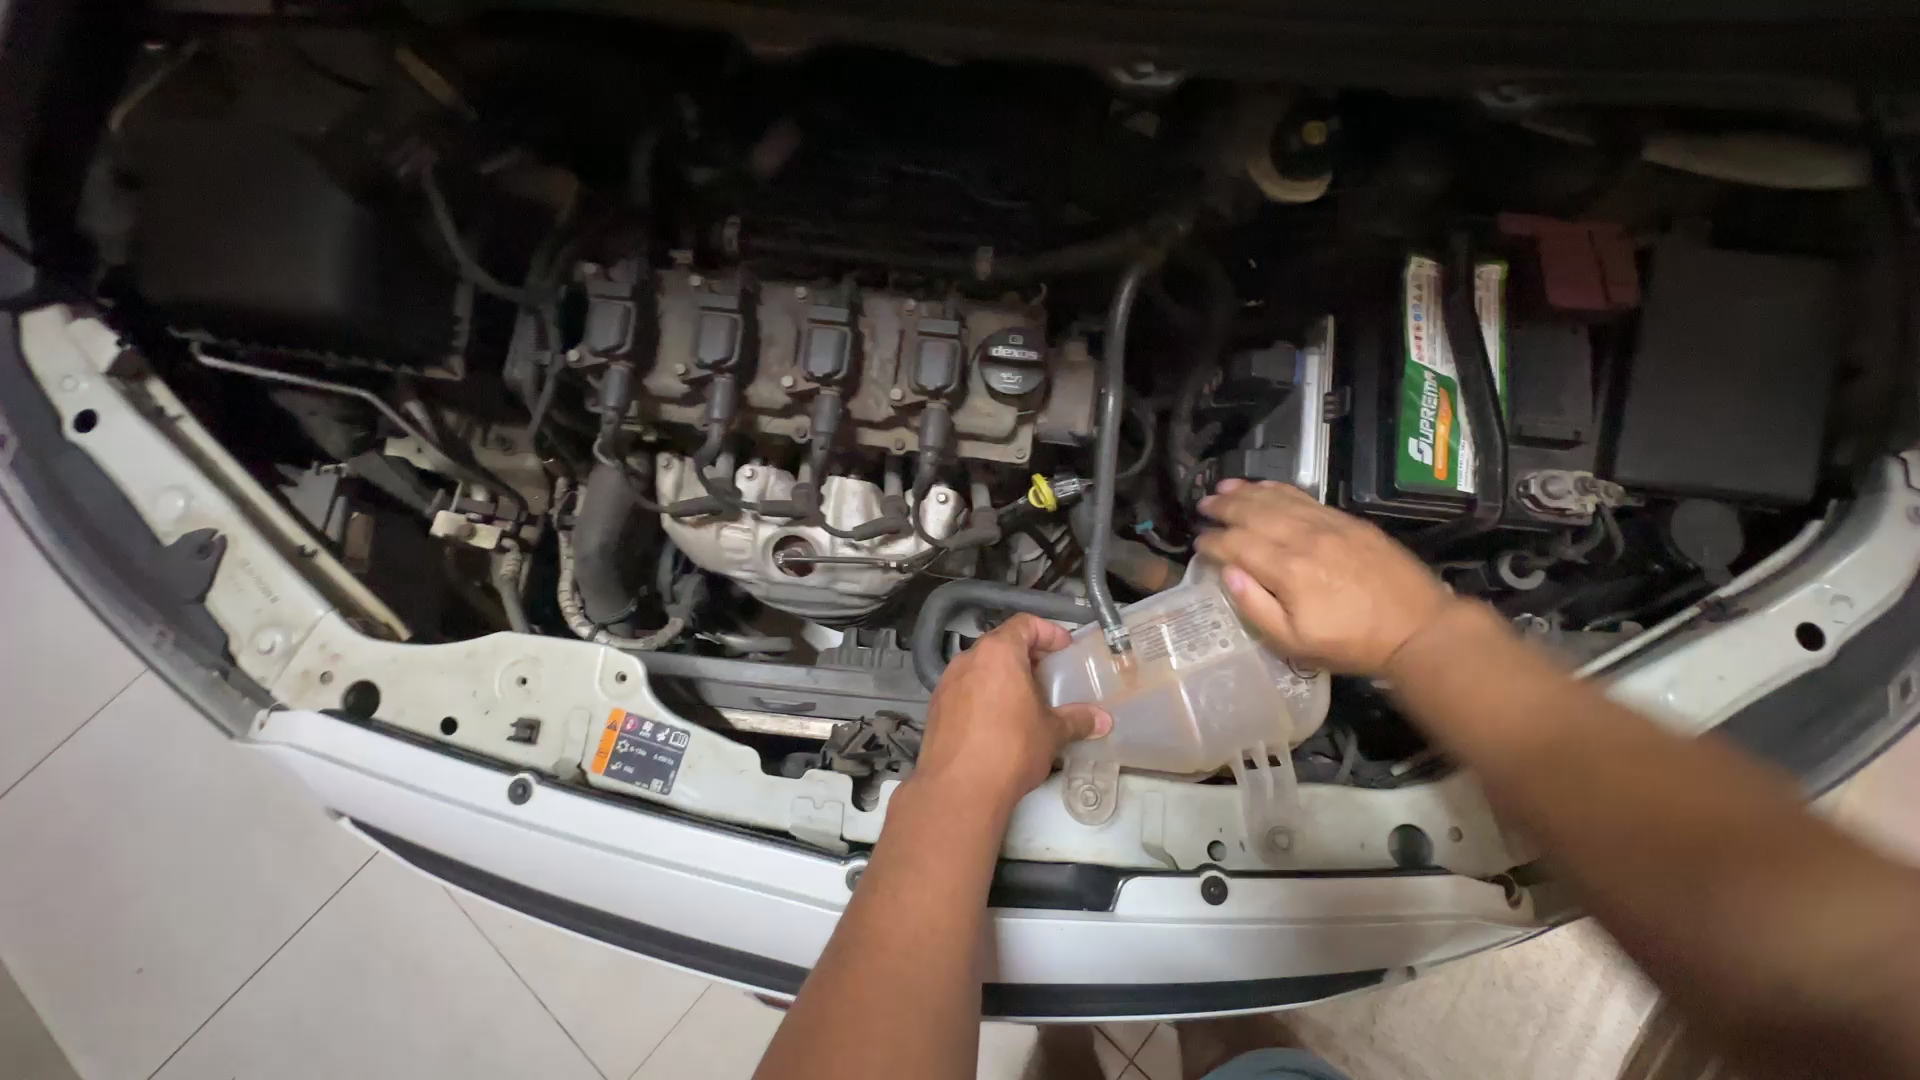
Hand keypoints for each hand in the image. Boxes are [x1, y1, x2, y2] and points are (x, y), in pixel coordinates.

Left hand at [914, 614, 1111, 810]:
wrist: (958, 788)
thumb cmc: (1010, 749)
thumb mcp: (1051, 732)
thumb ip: (1077, 720)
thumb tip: (1103, 720)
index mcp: (998, 653)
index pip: (1024, 624)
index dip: (1048, 632)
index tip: (1063, 648)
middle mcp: (968, 659)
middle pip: (1000, 643)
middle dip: (1026, 656)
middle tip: (1048, 675)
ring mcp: (947, 683)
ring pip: (980, 667)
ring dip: (1003, 676)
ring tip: (1024, 700)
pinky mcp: (936, 707)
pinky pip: (965, 690)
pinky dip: (983, 695)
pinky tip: (998, 721)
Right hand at [1194, 479, 1458, 674]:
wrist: (1417, 629)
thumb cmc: (1351, 643)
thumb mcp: (1294, 642)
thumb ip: (1255, 607)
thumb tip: (1229, 573)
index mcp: (1287, 571)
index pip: (1236, 546)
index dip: (1212, 543)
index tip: (1198, 543)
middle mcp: (1303, 539)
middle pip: (1253, 514)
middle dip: (1224, 508)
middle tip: (1203, 506)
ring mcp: (1328, 526)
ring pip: (1277, 500)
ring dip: (1246, 492)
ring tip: (1223, 488)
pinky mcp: (1347, 521)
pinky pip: (1305, 497)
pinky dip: (1279, 489)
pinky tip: (1264, 487)